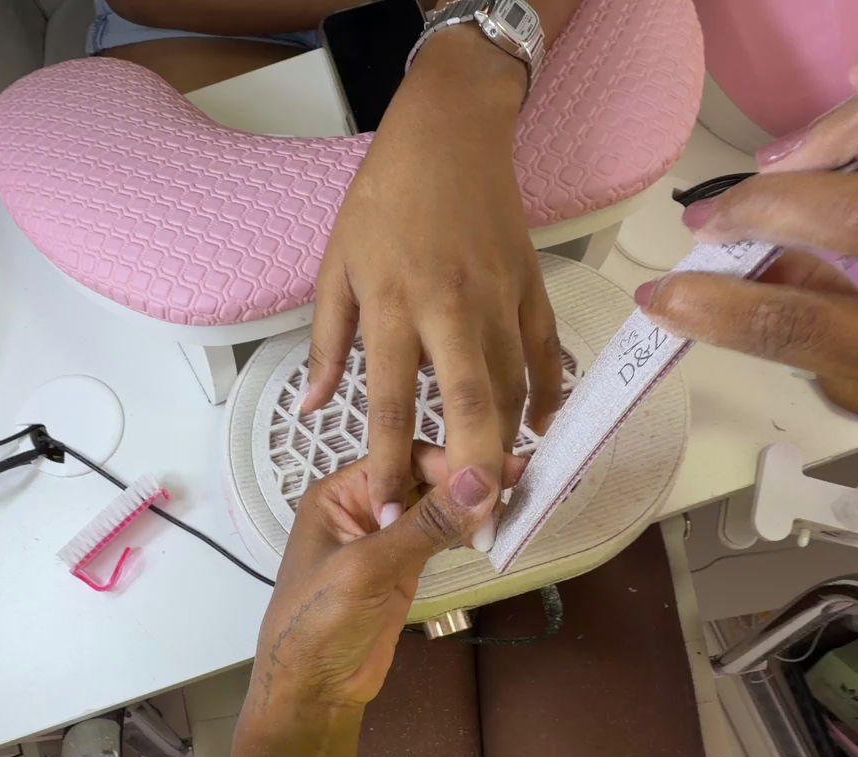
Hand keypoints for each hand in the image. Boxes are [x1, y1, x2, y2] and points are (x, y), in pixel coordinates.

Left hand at [250, 449, 517, 714]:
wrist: (314, 689)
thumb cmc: (320, 622)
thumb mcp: (368, 568)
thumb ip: (425, 525)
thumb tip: (481, 481)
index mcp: (338, 494)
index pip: (401, 458)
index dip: (449, 462)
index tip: (497, 470)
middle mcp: (361, 507)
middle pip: (422, 479)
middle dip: (465, 484)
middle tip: (518, 486)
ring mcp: (384, 539)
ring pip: (435, 509)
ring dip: (470, 509)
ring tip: (513, 509)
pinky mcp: (403, 568)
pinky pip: (439, 538)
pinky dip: (464, 534)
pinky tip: (490, 533)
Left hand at [303, 29, 562, 550]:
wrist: (450, 133)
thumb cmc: (381, 203)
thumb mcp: (335, 270)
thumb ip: (325, 345)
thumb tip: (310, 408)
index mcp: (393, 309)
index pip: (387, 404)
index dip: (387, 466)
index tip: (388, 514)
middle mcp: (450, 312)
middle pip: (472, 405)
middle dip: (475, 471)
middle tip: (473, 524)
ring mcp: (499, 302)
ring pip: (514, 388)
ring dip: (508, 445)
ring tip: (498, 491)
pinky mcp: (531, 290)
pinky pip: (546, 356)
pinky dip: (547, 397)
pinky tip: (539, 431)